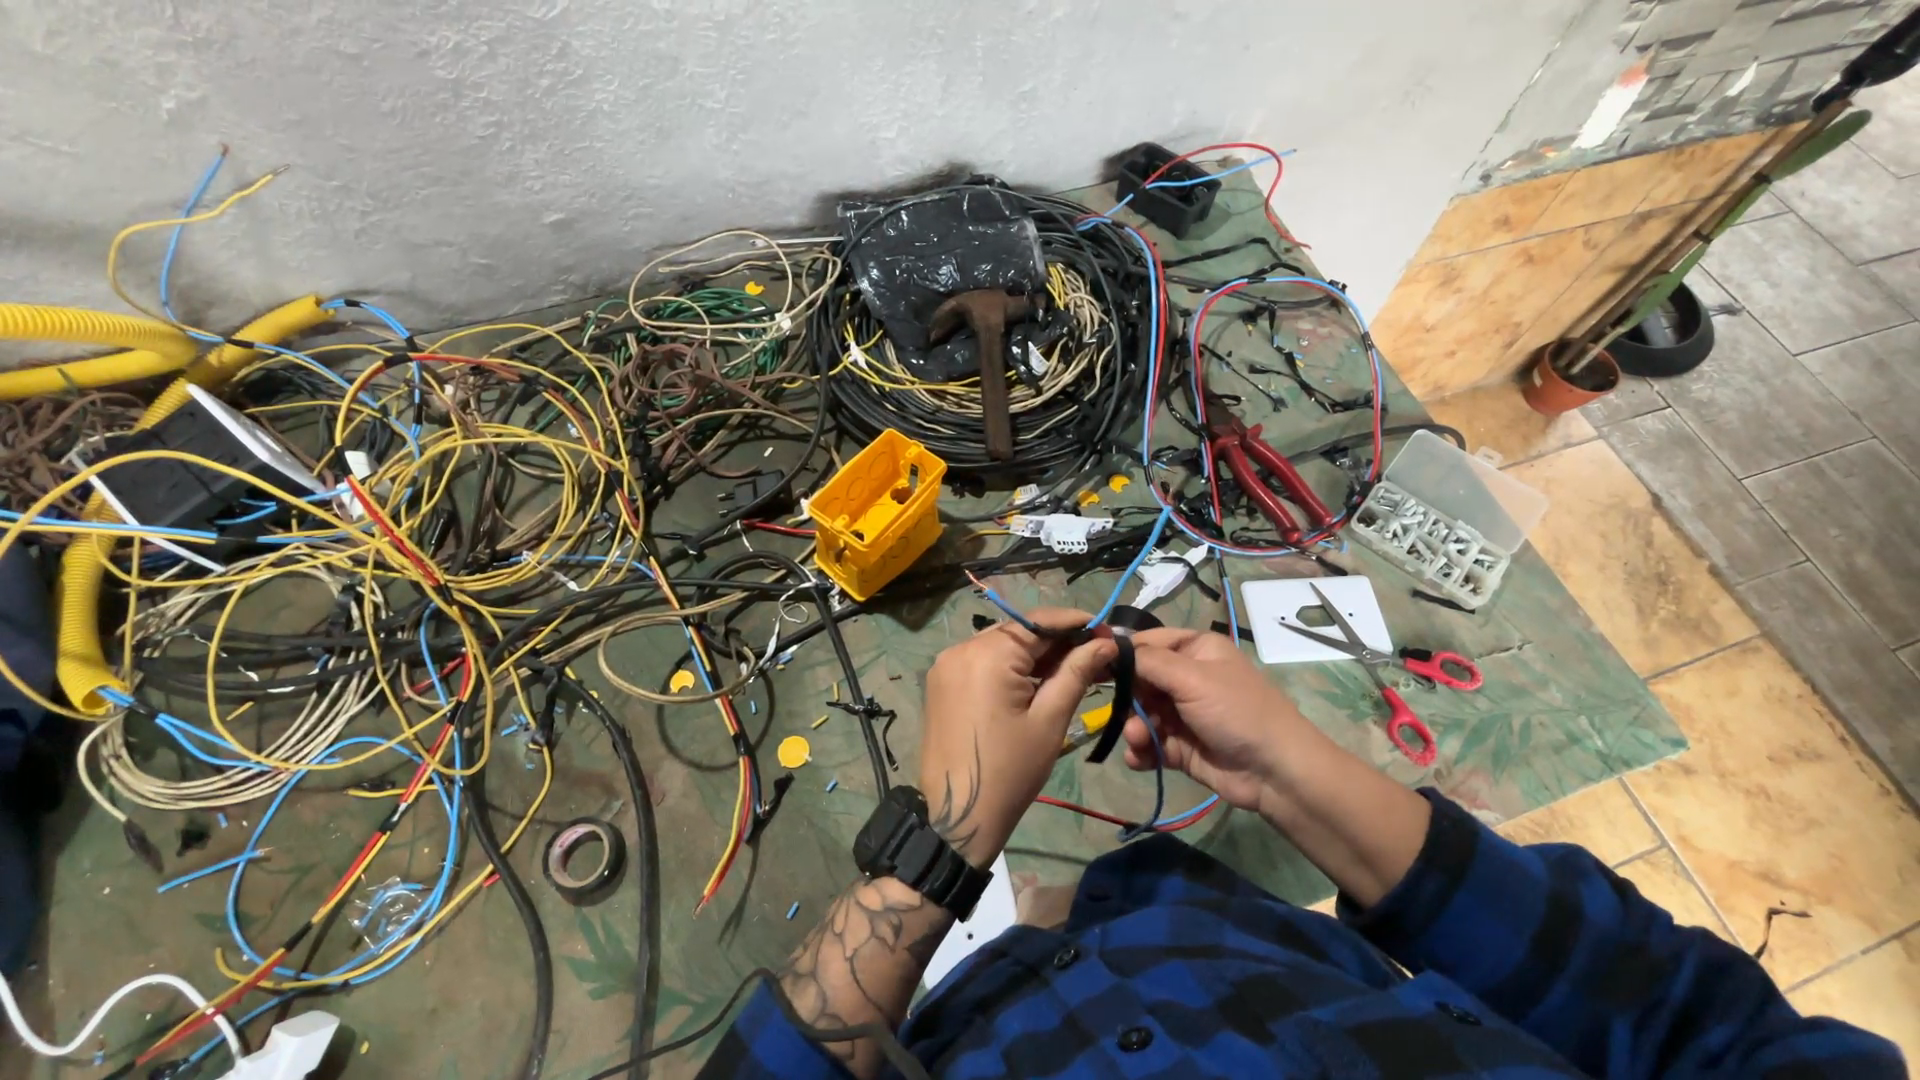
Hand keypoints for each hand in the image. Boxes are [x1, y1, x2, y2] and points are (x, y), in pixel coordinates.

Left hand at [920, 609, 1115, 867]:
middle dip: (1058, 640)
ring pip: (1001, 646)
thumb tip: (1105, 643)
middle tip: (1097, 654)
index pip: (1039, 622)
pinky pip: (983, 662)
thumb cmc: (1010, 769)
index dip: (1077, 623)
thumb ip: (1076, 672)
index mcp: (987, 653)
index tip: (1109, 633)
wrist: (958, 814)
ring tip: (1073, 669)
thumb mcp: (1049, 720)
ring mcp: (946, 665)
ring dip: (1035, 654)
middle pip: (1019, 632)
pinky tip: (1038, 682)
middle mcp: (960, 648)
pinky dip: (1011, 667)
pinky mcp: (941, 683)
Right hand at [1123, 627, 1321, 813]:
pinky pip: (1149, 744)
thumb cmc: (1236, 711)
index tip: (1091, 665)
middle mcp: (1187, 678)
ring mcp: (1183, 714)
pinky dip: (1141, 750)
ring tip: (1138, 740)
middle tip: (1120, 712)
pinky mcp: (1180, 747)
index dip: (1120, 653)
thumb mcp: (1192, 678)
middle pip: (1139, 681)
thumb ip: (1149, 662)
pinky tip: (1139, 758)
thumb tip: (1110, 646)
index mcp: (1195, 650)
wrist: (1275, 771)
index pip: (1147, 642)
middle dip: (1127, 698)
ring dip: (1134, 727)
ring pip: (1140, 714)